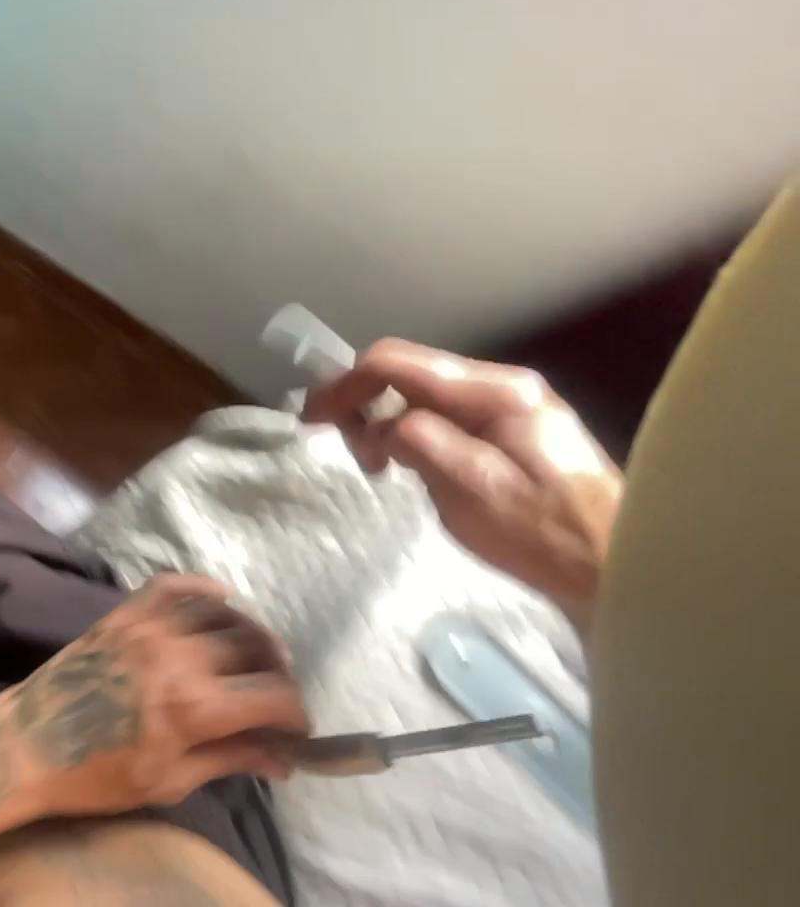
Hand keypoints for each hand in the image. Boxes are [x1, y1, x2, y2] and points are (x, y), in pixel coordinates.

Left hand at [0, 573, 307, 819]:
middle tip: (276, 695)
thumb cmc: (98, 775)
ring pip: (219, 612)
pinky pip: (168, 586)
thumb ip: (231, 760)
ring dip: (248, 631)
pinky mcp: (119, 616)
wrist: (26, 743)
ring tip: (256, 655)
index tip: (295, 732)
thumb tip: (284, 759)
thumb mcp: (170, 781)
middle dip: (278, 673)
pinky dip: (199, 587)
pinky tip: (219, 600)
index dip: (297, 716)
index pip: (274, 696)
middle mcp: (176, 656)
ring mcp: (145, 628)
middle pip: (254, 648)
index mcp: (194, 706)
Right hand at [302, 338, 624, 627]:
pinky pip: (431, 413)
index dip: (344, 385)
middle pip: (400, 372)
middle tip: (346, 449)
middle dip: (358, 403)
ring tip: (377, 466)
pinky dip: (401, 432)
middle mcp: (498, 385)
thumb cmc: (542, 533)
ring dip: (378, 421)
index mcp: (494, 392)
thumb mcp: (472, 488)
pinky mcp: (498, 428)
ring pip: (411, 393)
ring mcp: (501, 405)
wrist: (617, 569)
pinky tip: (404, 464)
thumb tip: (379, 425)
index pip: (393, 362)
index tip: (313, 421)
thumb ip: (420, 441)